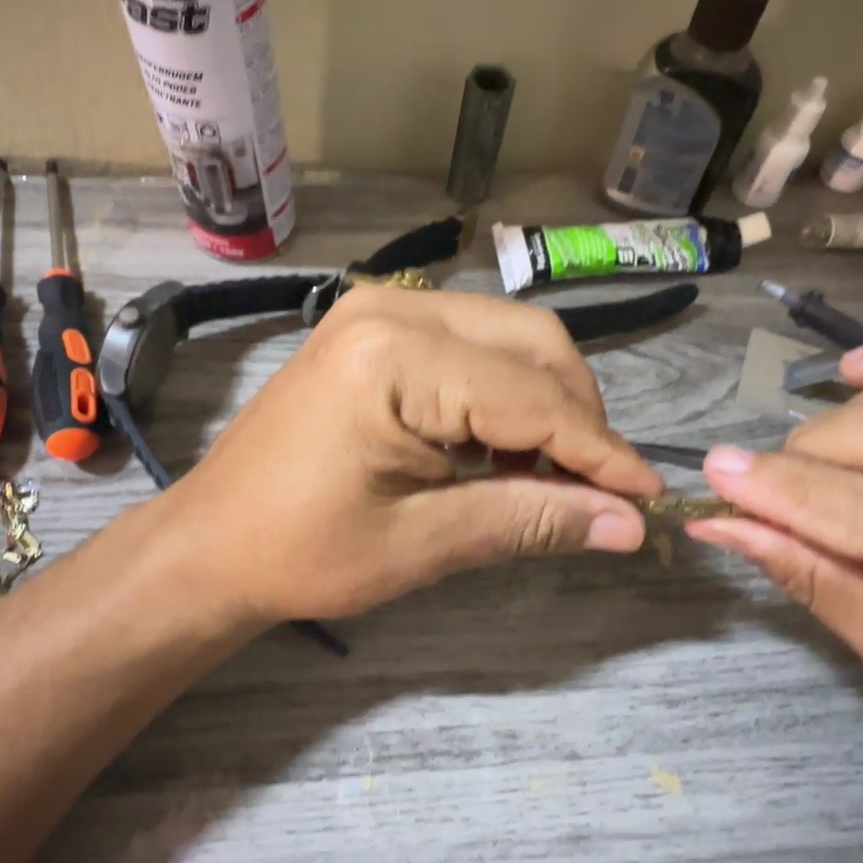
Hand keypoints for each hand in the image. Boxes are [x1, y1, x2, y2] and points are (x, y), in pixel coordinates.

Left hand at [140, 285, 662, 623]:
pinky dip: (503, 394)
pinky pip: (470, 344)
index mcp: (395, 359)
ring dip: (544, 403)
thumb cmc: (300, 553)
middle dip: (577, 416)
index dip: (600, 450)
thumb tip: (628, 524)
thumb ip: (530, 519)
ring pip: (508, 338)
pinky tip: (500, 451)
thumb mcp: (420, 544)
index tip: (650, 497)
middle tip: (595, 489)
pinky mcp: (373, 326)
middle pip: (532, 343)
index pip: (533, 397)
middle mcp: (392, 310)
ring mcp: (379, 310)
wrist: (211, 541)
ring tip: (546, 478)